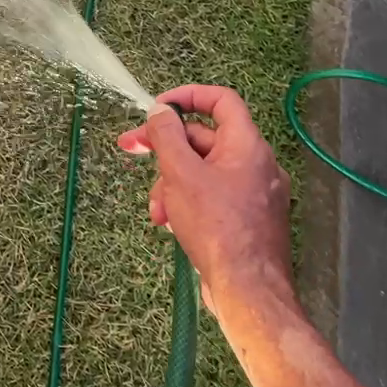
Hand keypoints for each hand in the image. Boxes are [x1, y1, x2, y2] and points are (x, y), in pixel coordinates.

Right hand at [118, 86, 361, 386]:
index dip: (187, 95)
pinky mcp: (247, 218)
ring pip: (202, 168)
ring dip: (170, 180)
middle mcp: (256, 165)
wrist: (247, 291)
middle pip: (203, 137)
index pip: (221, 100)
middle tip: (130, 146)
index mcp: (247, 147)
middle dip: (164, 145)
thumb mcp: (180, 173)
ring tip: (157, 207)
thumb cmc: (215, 226)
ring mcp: (254, 193)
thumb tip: (160, 111)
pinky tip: (169, 220)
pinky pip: (211, 193)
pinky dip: (186, 199)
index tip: (157, 108)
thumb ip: (166, 135)